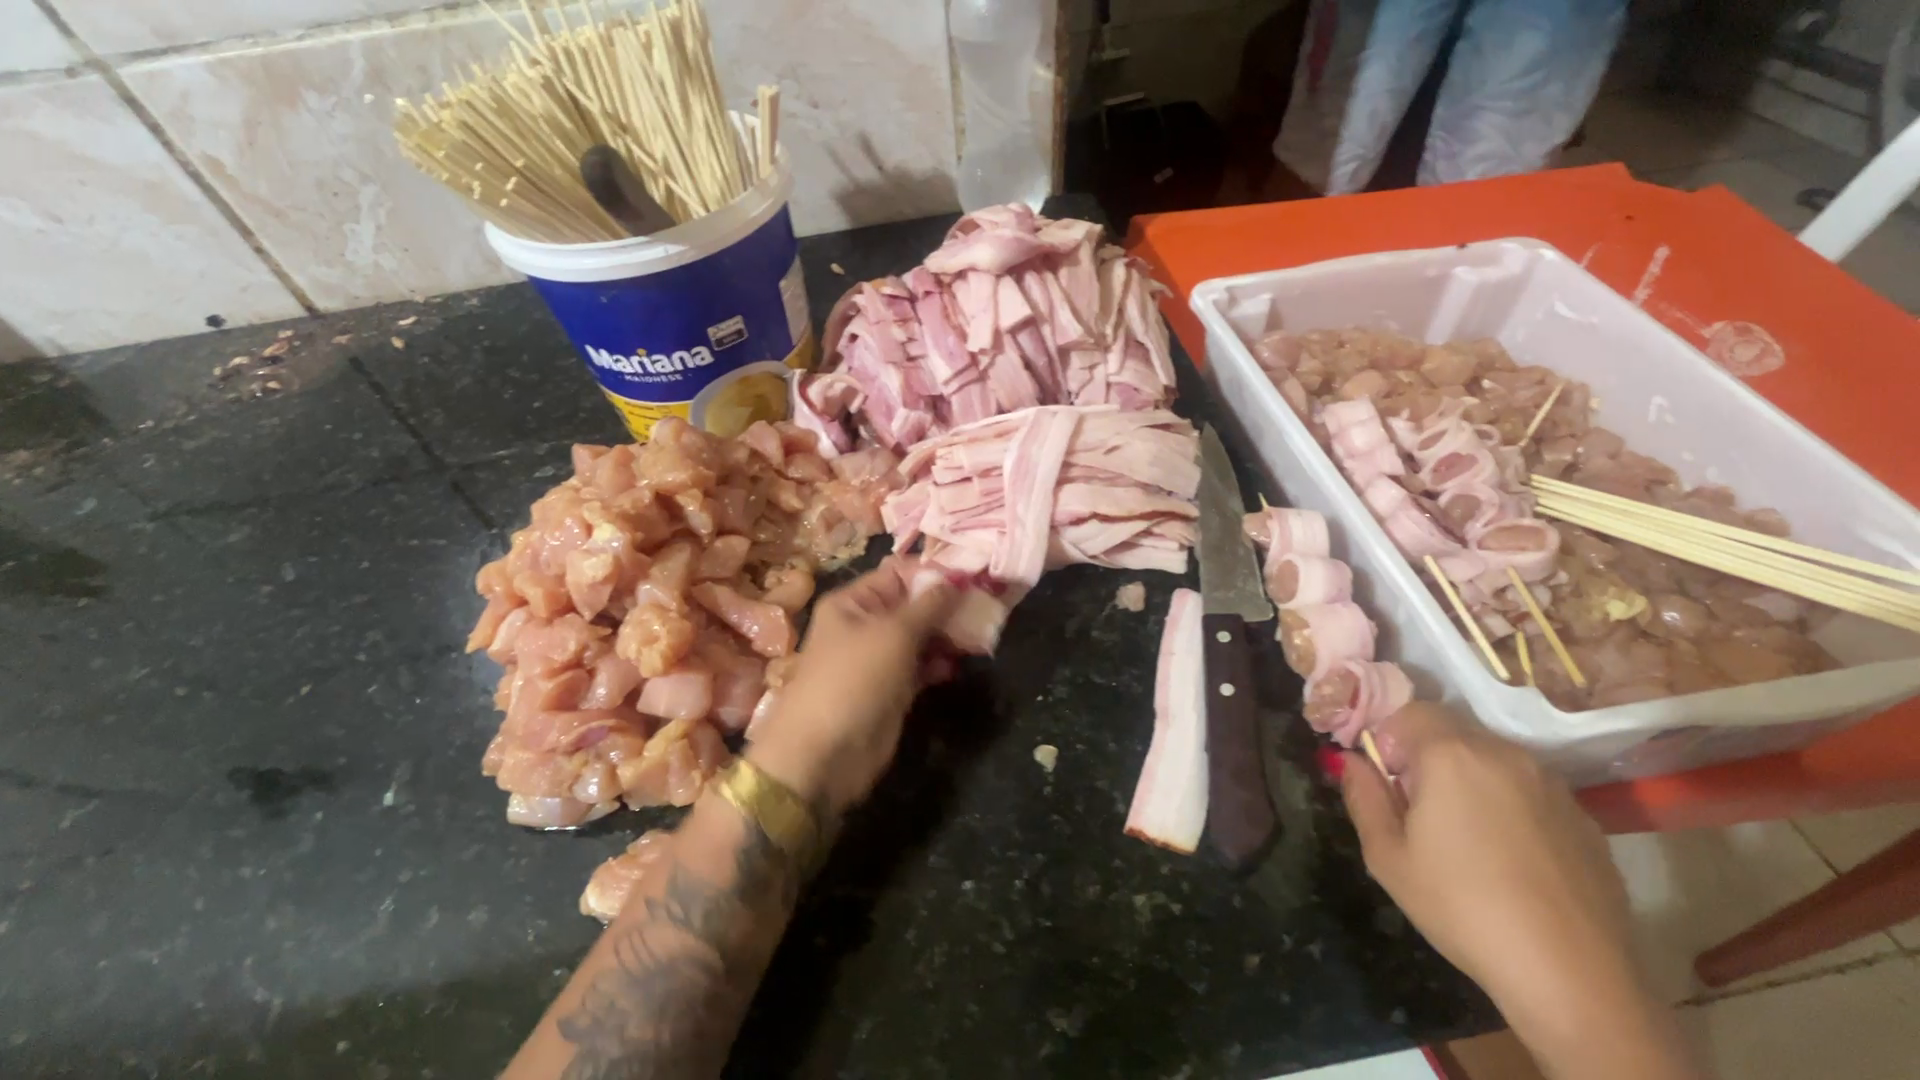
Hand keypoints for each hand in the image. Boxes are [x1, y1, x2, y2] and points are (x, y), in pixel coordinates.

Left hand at [745, 556, 958, 816]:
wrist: (825, 753)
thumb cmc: (855, 678)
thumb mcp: (895, 632)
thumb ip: (930, 605)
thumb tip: (957, 579)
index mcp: (852, 602)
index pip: (898, 574)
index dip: (933, 574)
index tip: (972, 579)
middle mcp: (864, 626)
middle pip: (912, 605)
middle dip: (947, 606)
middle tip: (985, 607)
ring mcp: (878, 660)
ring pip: (920, 637)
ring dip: (948, 635)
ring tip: (979, 636)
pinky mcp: (891, 690)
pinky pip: (921, 667)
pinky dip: (939, 664)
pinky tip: (958, 665)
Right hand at [1340, 704, 1672, 1065]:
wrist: (1571, 972)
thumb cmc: (1461, 908)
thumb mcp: (1388, 858)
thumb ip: (1363, 797)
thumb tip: (1352, 761)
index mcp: (1451, 755)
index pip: (1409, 711)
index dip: (1389, 739)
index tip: (1385, 782)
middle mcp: (1504, 754)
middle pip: (1453, 732)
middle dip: (1427, 758)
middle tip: (1419, 813)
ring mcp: (1552, 784)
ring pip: (1494, 762)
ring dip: (1471, 782)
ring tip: (1467, 841)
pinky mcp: (1584, 817)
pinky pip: (1531, 793)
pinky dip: (1511, 809)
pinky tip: (1511, 862)